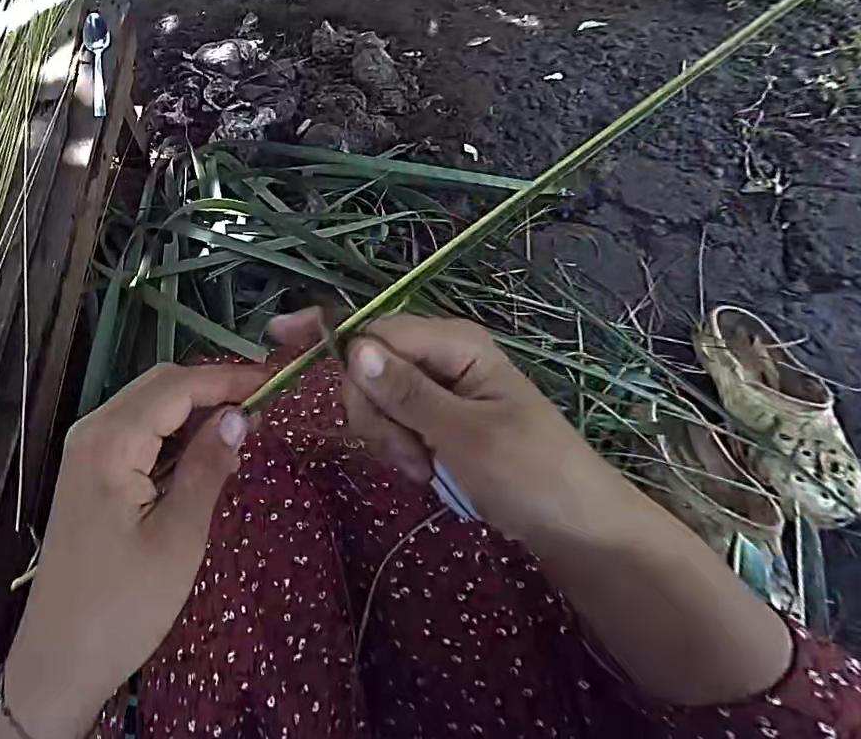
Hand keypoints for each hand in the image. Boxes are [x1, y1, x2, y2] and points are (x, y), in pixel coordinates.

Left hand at [0, 362, 265, 738]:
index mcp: (110, 440)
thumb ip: (208, 466)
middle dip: (213, 389)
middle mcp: (93, 430)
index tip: (273, 381)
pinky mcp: (91, 468)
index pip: (177, 386)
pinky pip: (139, 431)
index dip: (227, 378)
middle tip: (262, 407)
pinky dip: (175, 434)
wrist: (57, 663)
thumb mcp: (178, 537)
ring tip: (242, 430)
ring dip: (196, 410)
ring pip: (151, 405)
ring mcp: (88, 448)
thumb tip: (239, 415)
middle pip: (161, 386)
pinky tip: (205, 454)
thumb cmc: (122, 606)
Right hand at [273, 310, 793, 704]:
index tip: (278, 336)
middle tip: (406, 454)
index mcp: (454, 343)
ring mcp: (435, 386)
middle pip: (368, 363)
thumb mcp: (467, 435)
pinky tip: (421, 469)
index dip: (329, 332)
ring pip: (373, 395)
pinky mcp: (433, 415)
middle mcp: (440, 354)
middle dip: (372, 410)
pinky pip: (389, 418)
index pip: (375, 328)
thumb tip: (353, 348)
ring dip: (385, 435)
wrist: (581, 532)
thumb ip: (406, 391)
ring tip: (422, 468)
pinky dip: (394, 445)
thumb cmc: (533, 476)